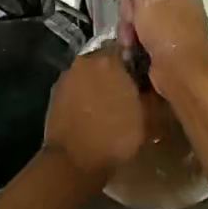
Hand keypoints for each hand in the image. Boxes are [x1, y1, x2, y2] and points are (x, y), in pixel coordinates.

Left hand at [42, 46, 142, 182]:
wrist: (73, 162)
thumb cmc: (115, 137)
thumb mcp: (147, 118)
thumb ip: (150, 92)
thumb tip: (152, 82)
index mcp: (110, 60)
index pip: (126, 46)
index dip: (134, 61)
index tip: (140, 76)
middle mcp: (86, 60)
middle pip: (105, 58)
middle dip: (115, 71)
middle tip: (126, 91)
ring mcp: (67, 75)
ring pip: (89, 72)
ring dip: (98, 82)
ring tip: (107, 103)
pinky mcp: (55, 91)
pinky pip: (76, 86)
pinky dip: (83, 94)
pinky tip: (90, 111)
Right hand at [129, 0, 207, 99]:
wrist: (183, 72)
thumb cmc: (167, 30)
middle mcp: (180, 7)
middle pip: (143, 1)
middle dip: (130, 13)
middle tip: (129, 22)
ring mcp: (174, 29)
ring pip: (141, 22)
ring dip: (129, 31)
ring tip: (128, 42)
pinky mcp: (167, 49)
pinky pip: (144, 39)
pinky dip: (135, 45)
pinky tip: (130, 52)